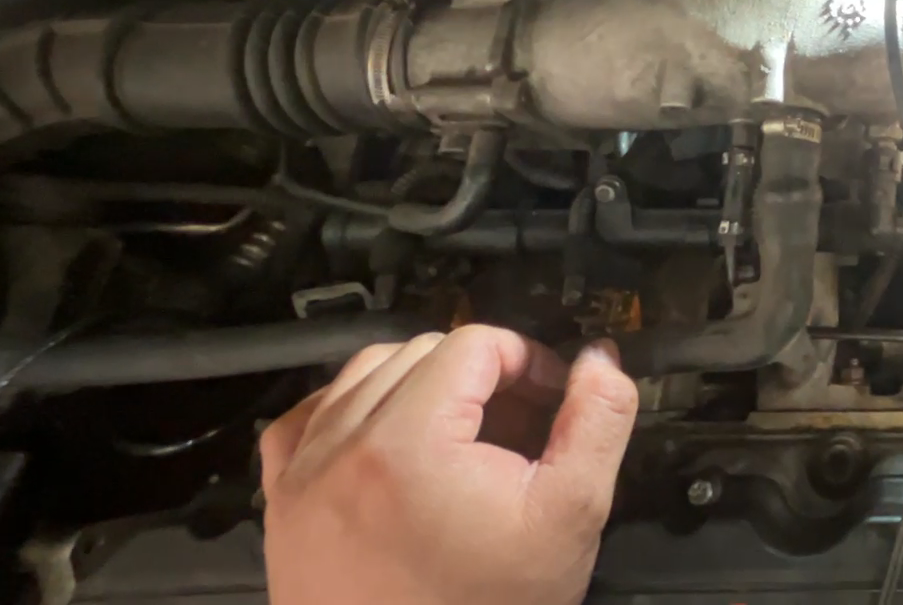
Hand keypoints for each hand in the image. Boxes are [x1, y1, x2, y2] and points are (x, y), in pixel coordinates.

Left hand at [260, 326, 639, 604]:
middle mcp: (338, 448)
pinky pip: (305, 419)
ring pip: (365, 372)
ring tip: (465, 426)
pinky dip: (351, 406)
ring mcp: (298, 481)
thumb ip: (601, 415)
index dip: (528, 360)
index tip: (553, 400)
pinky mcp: (281, 510)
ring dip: (424, 380)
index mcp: (407, 441)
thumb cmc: (496, 602)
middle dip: (483, 371)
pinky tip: (389, 432)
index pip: (475, 344)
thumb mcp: (574, 507)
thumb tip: (600, 354)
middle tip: (521, 419)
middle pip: (424, 350)